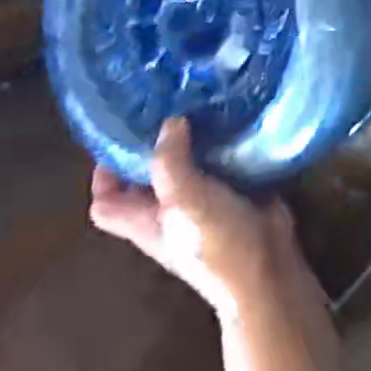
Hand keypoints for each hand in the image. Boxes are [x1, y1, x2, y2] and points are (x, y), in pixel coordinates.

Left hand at [90, 118, 341, 370]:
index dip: (105, 173)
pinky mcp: (236, 194)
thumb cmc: (214, 240)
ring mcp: (204, 204)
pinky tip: (238, 123)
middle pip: (149, 177)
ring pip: (190, 167)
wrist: (265, 266)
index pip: (106, 201)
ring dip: (195, 140)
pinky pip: (225, 165)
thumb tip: (171, 120)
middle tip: (171, 106)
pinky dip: (228, 146)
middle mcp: (169, 211)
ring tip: (205, 104)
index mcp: (144, 220)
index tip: (121, 136)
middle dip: (156, 145)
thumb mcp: (183, 199)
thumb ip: (170, 160)